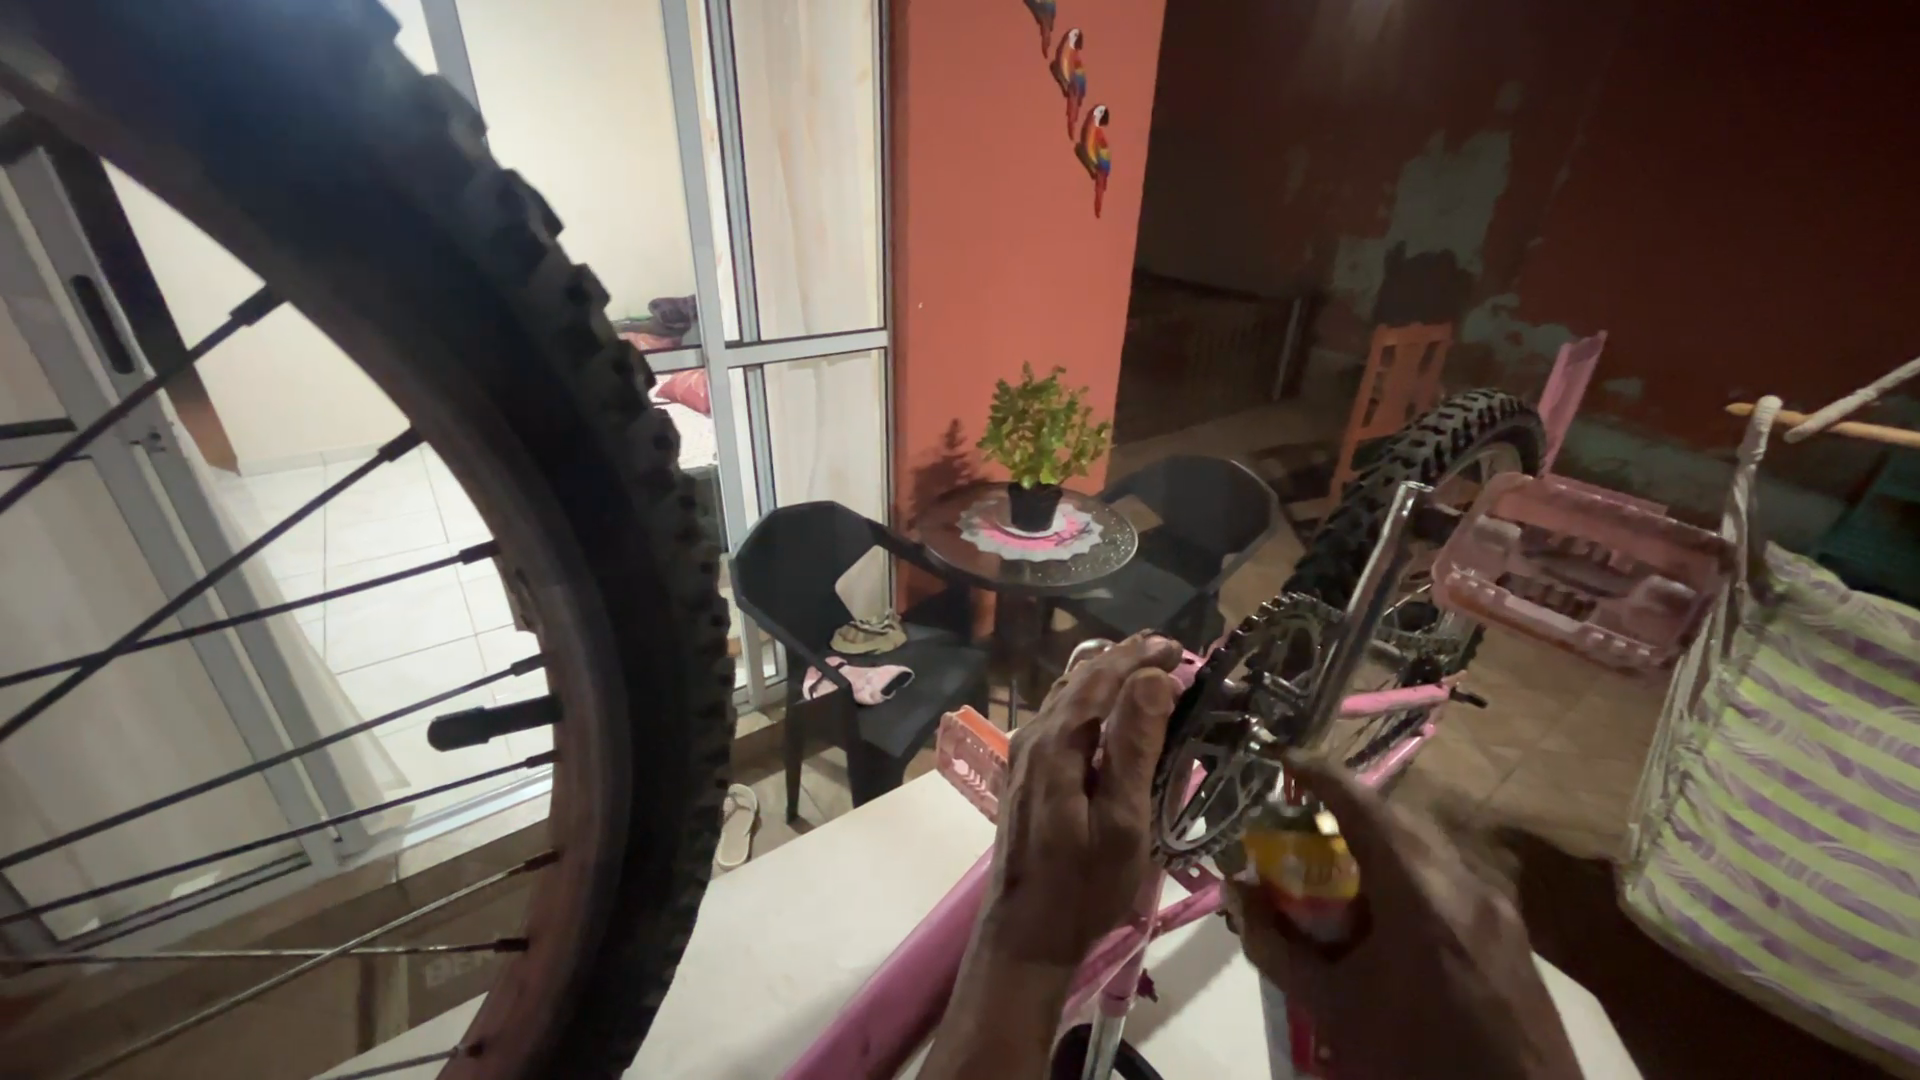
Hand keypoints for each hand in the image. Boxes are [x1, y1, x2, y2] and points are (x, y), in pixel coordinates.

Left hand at [981, 632, 1182, 967]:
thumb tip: (1153, 679)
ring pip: (1066, 696)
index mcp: (1057, 744)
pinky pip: (1060, 717)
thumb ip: (1135, 747)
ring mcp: (1024, 753)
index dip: (1137, 657)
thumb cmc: (1083, 885)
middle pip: (1080, 680)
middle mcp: (1033, 737)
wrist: (1025, 931)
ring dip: (1106, 676)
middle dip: (1123, 660)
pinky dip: (1090, 700)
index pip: (1099, 679)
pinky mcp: (1025, 770)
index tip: (1176, 647)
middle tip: (1167, 652)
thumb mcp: (1123, 821)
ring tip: (1144, 671)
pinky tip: (1109, 710)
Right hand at [1224, 756, 1582, 1079]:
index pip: (1362, 805)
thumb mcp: (1332, 1008)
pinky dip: (1407, 871)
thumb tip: (1236, 895)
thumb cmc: (1417, 1062)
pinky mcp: (1513, 936)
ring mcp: (1497, 909)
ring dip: (1378, 840)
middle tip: (1302, 818)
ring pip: (1426, 846)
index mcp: (1419, 893)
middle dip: (1347, 807)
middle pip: (1397, 818)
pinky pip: (1448, 877)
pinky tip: (1385, 915)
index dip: (1318, 774)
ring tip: (1337, 865)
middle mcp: (1464, 884)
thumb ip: (1276, 946)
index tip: (1282, 759)